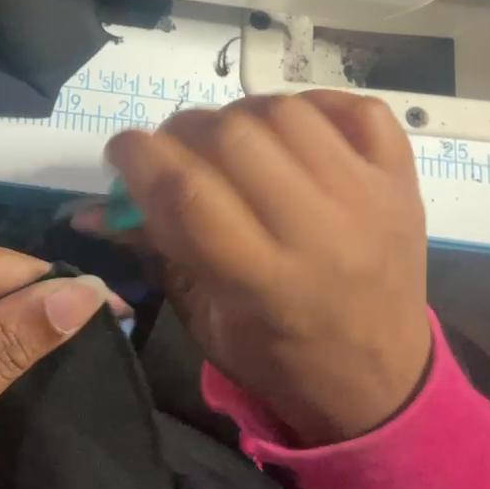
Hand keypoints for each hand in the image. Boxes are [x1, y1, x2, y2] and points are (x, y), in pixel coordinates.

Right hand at [103, 91, 430, 446]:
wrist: (380, 382)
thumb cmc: (274, 356)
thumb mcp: (201, 314)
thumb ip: (152, 248)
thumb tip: (88, 209)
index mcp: (262, 282)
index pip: (186, 192)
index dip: (138, 156)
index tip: (119, 153)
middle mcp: (320, 233)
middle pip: (232, 138)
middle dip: (181, 129)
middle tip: (172, 150)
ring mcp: (368, 200)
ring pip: (285, 112)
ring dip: (238, 114)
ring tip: (228, 141)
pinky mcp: (401, 181)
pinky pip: (355, 108)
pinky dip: (311, 106)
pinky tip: (289, 134)